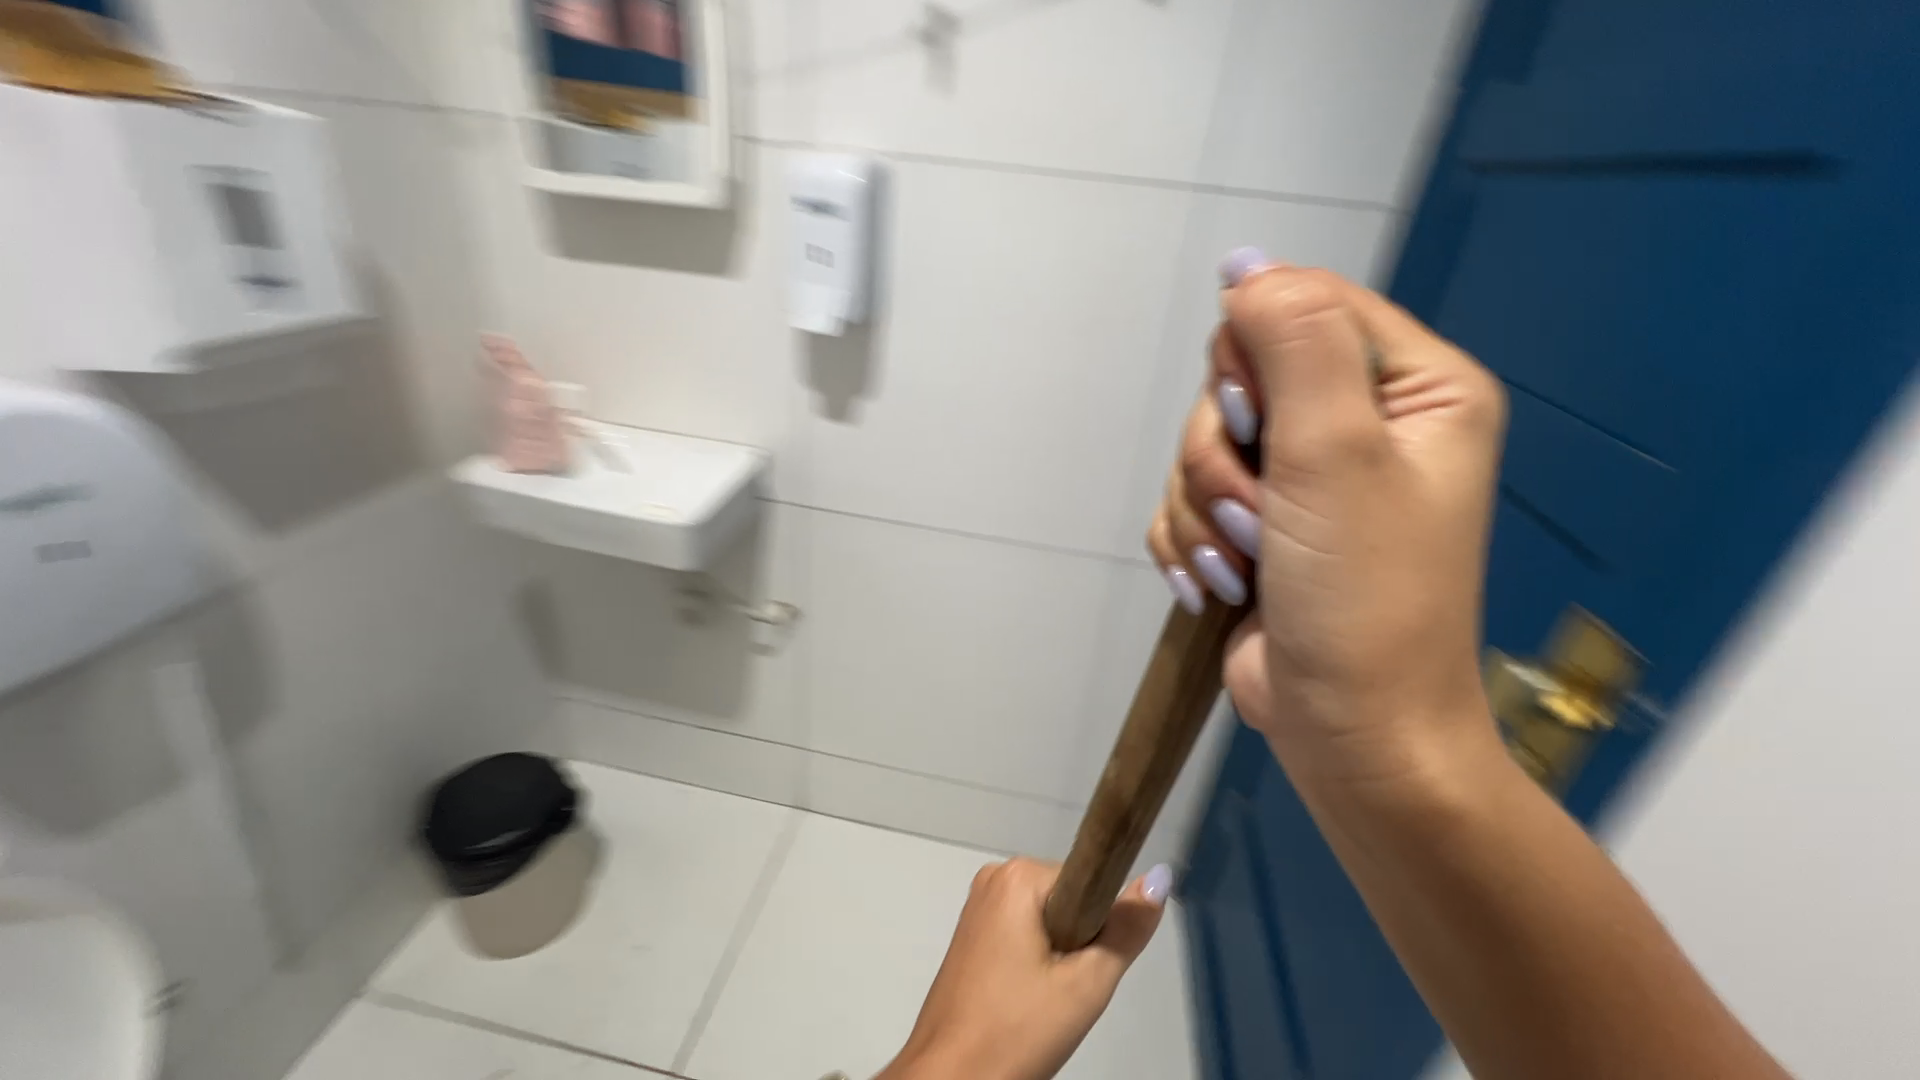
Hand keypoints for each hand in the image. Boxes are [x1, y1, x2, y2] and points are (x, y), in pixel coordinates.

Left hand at [878, 858, 1170, 1079]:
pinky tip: (1025, 997)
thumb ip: (1127, 930)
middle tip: (1064, 990)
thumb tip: (1160, 876)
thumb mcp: (1086, 985)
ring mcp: (980, 903)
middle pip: (1071, 900)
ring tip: (1042, 998)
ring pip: (1050, 920)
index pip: (1091, 882)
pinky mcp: (973, 930)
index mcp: (1019, 875)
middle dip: (1079, 944)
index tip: (1083, 965)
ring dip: (1059, 957)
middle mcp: (995, 876)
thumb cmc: (1016, 1029)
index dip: (1099, 926)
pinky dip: (1036, 963)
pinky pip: (1025, 933)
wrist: (949, 1077)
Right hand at [1147, 256, 1507, 787]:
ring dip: (1202, 514)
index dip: (1254, 359)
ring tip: (1243, 569)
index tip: (1258, 422)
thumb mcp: (1336, 455)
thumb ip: (1295, 342)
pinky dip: (1186, 545)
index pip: (1304, 310)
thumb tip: (1246, 266)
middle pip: (1236, 384)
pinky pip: (1184, 505)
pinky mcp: (1253, 533)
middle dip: (1222, 459)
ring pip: (1200, 450)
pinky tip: (1216, 587)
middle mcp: (1357, 427)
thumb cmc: (1365, 598)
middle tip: (1256, 517)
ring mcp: (1299, 485)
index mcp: (1411, 390)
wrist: (1349, 732)